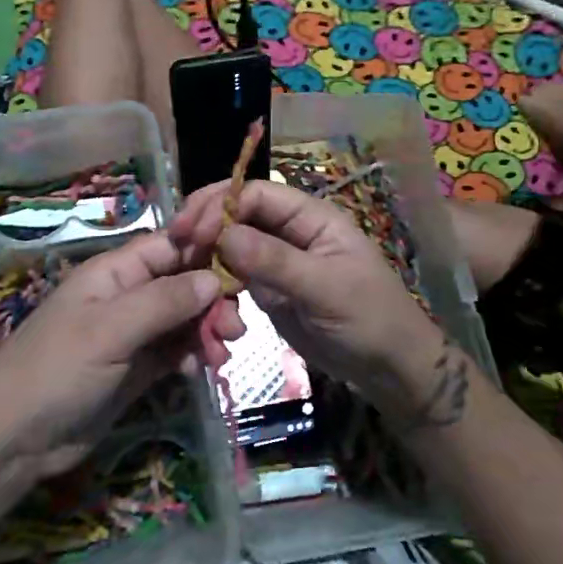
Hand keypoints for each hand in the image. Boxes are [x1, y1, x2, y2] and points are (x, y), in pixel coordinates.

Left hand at [0, 233, 236, 535]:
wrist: (14, 441)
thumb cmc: (56, 372)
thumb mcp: (109, 330)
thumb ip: (163, 301)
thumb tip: (214, 277)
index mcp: (113, 274)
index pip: (167, 246)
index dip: (204, 250)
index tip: (243, 267)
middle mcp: (125, 297)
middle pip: (182, 284)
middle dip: (212, 300)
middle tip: (235, 328)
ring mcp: (131, 335)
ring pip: (183, 320)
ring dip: (207, 330)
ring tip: (223, 353)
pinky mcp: (136, 370)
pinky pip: (174, 352)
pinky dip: (193, 356)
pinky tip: (203, 370)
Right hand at [170, 179, 466, 428]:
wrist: (387, 368)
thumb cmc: (370, 319)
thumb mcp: (326, 288)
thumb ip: (275, 261)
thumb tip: (223, 234)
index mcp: (311, 216)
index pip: (257, 194)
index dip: (221, 206)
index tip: (193, 232)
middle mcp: (290, 231)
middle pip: (239, 214)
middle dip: (206, 223)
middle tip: (175, 243)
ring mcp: (277, 261)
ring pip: (230, 244)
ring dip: (205, 253)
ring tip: (180, 268)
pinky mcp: (268, 289)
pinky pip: (233, 276)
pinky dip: (214, 281)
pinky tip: (199, 292)